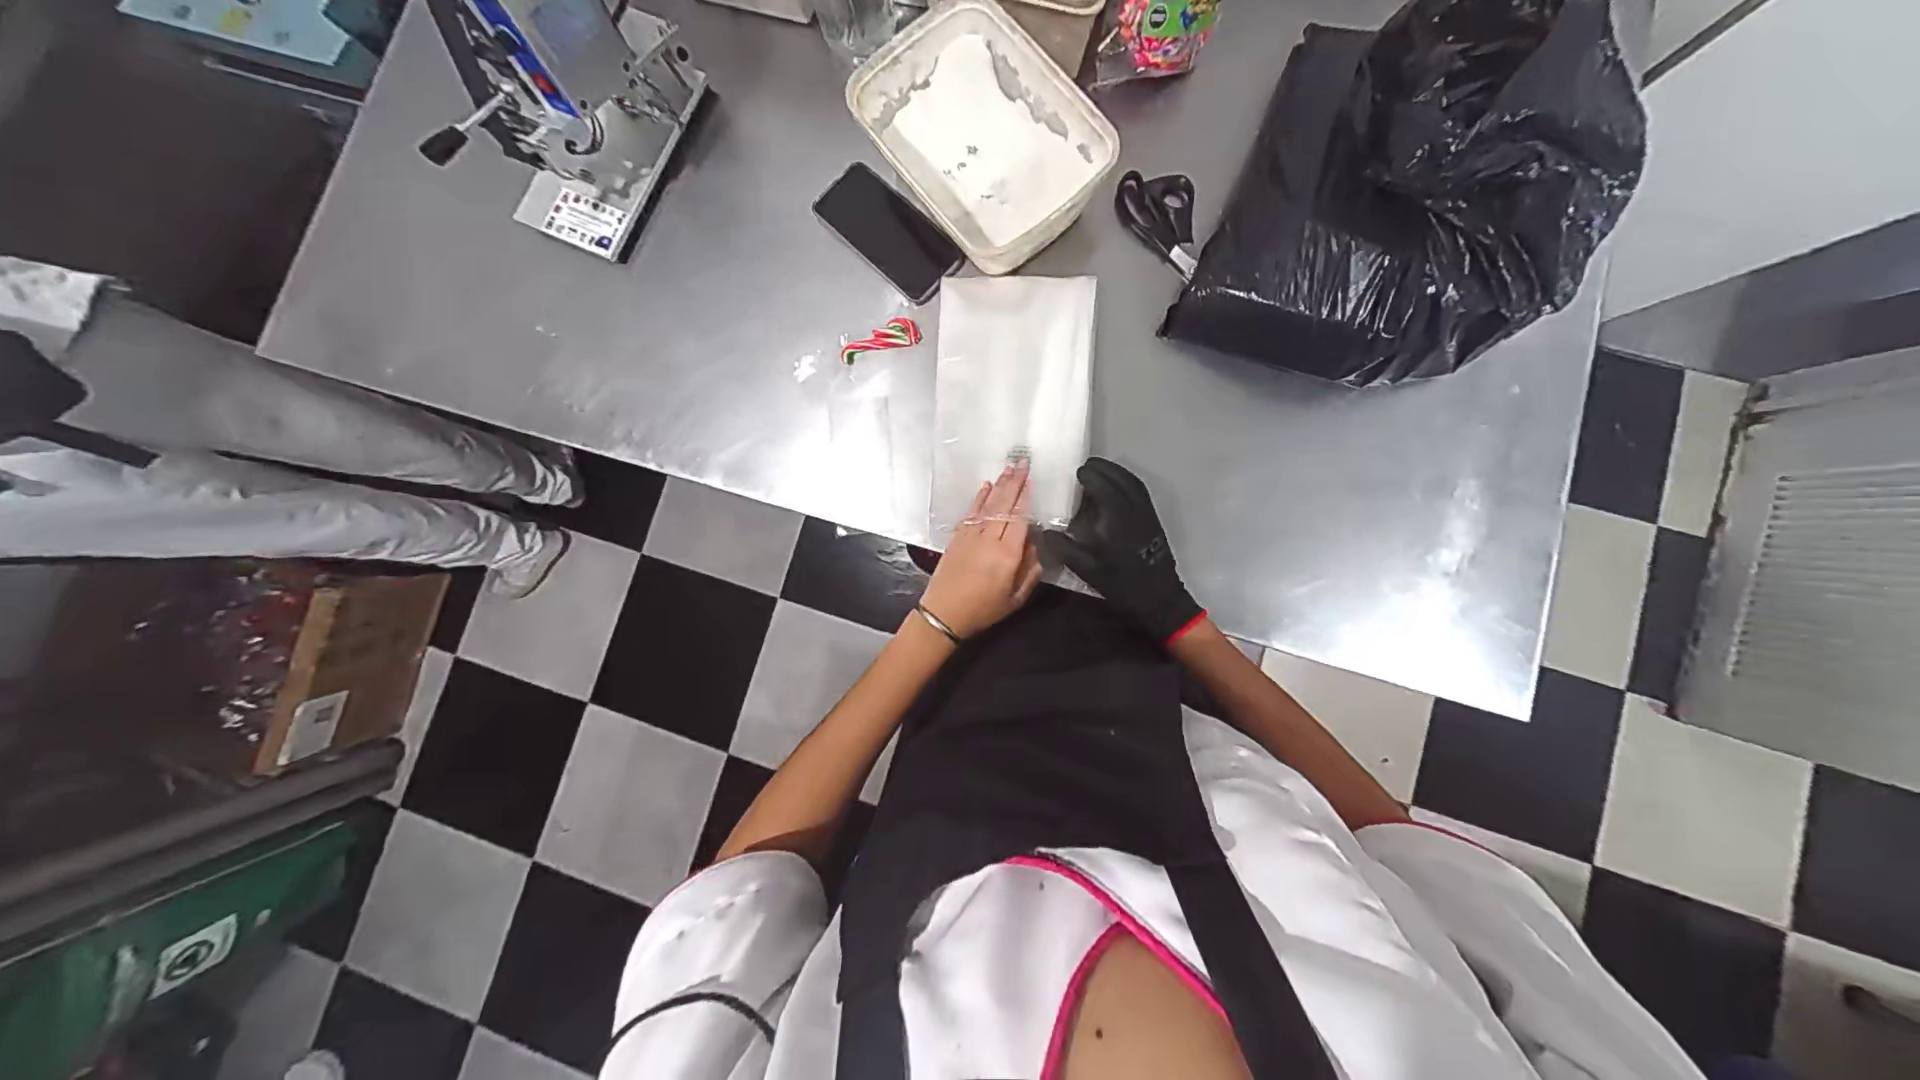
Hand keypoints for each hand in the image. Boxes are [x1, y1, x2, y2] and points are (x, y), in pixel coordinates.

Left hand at [920, 460, 1044, 638]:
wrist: (943, 614)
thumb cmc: (983, 610)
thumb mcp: (1016, 598)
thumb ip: (1030, 571)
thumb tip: (1034, 546)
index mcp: (1007, 555)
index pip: (1020, 518)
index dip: (1026, 497)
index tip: (1031, 479)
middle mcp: (989, 540)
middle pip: (1004, 505)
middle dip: (1014, 482)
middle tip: (1023, 462)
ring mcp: (970, 536)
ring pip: (988, 505)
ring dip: (999, 485)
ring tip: (1009, 469)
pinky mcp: (957, 538)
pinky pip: (971, 512)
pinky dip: (980, 498)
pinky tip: (986, 487)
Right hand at [1038, 457, 1202, 643]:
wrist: (1158, 597)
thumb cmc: (1121, 583)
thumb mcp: (1088, 570)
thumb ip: (1065, 549)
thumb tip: (1044, 532)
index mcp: (1117, 518)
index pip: (1103, 486)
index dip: (1090, 476)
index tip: (1077, 472)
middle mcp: (1134, 509)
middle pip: (1119, 478)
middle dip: (1102, 468)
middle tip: (1085, 467)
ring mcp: (1147, 513)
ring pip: (1132, 482)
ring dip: (1116, 471)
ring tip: (1100, 470)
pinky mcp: (1154, 519)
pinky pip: (1140, 491)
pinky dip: (1127, 481)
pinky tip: (1118, 486)